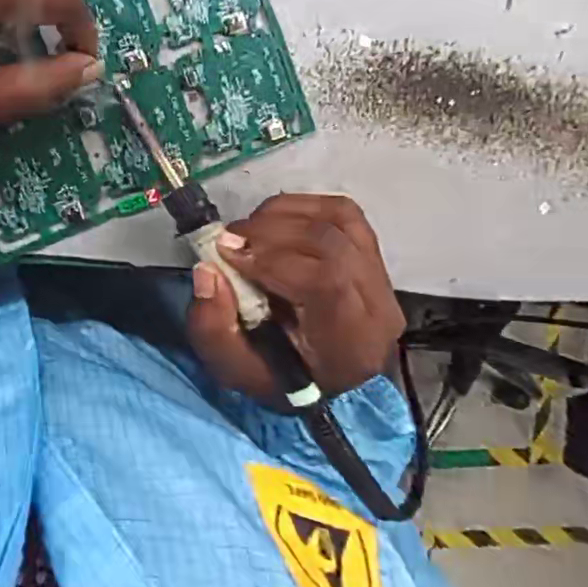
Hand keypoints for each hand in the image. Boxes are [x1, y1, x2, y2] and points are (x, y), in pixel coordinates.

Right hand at [186, 194, 405, 403]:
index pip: (324, 280)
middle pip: (329, 241)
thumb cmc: (278, 378)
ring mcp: (380, 275)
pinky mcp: (372, 253)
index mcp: (347, 341)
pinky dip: (299, 207)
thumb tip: (208, 270)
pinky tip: (271, 222)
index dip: (270, 257)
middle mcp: (376, 304)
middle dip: (268, 232)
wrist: (322, 379)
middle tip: (228, 241)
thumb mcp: (233, 368)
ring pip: (337, 219)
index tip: (226, 254)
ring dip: (281, 216)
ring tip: (247, 233)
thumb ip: (213, 327)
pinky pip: (341, 211)